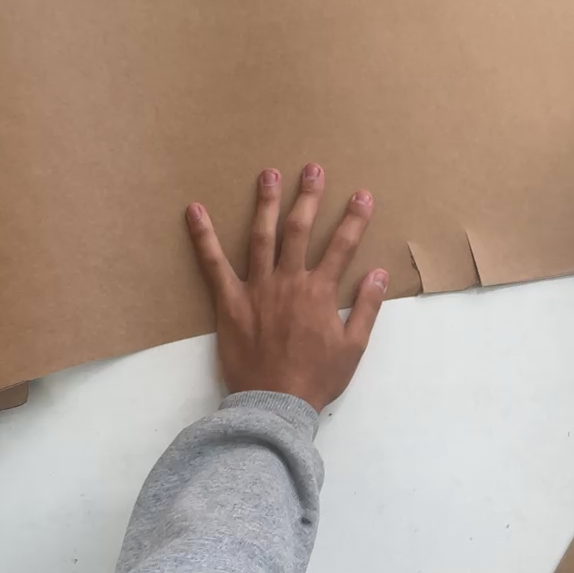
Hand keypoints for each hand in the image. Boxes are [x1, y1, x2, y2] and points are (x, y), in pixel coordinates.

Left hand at [187, 164, 388, 410]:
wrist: (275, 403)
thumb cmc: (317, 379)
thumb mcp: (353, 347)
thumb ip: (366, 308)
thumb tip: (378, 274)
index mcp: (321, 293)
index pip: (342, 247)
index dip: (354, 219)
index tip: (362, 195)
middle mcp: (289, 282)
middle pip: (300, 231)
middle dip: (308, 197)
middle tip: (312, 169)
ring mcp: (257, 289)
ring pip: (261, 237)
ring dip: (265, 204)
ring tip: (268, 174)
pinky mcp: (230, 302)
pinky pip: (213, 265)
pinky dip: (203, 237)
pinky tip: (195, 211)